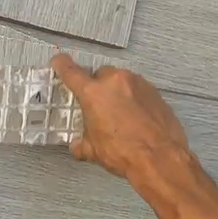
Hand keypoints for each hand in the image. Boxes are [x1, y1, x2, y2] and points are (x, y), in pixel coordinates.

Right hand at [51, 55, 193, 182]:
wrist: (159, 157)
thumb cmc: (123, 152)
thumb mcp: (92, 150)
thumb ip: (81, 142)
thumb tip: (78, 145)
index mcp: (94, 93)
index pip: (72, 72)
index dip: (62, 65)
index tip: (59, 61)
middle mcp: (116, 82)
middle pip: (100, 74)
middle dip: (95, 86)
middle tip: (94, 104)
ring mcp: (138, 84)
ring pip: (120, 80)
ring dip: (115, 92)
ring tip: (115, 114)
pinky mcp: (155, 92)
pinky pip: (137, 90)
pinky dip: (131, 99)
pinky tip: (132, 117)